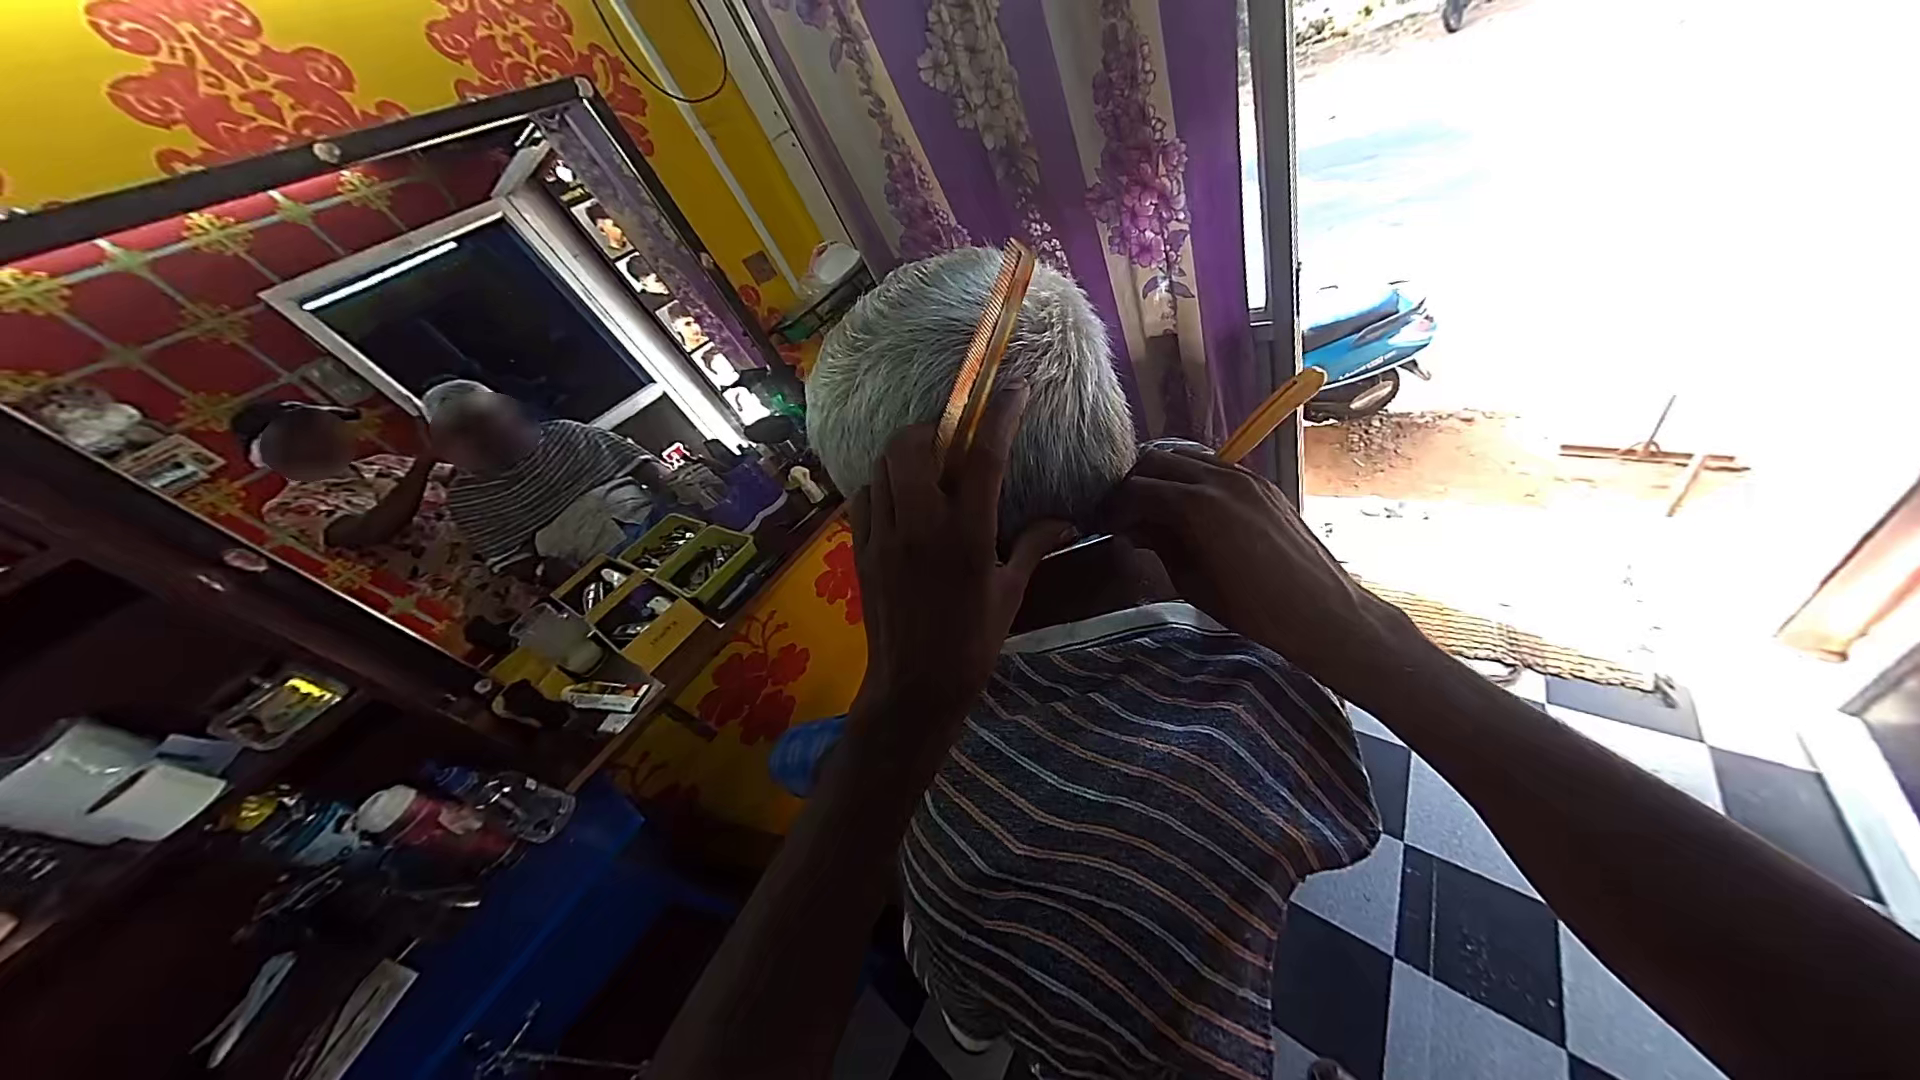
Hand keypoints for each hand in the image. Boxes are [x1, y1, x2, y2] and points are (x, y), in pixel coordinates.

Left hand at [848, 383, 1069, 760]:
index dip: (1001, 414)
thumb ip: (1034, 545)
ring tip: (926, 467)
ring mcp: (883, 536)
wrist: (916, 684)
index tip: (1014, 388)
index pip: (983, 456)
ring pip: (883, 466)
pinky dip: (881, 486)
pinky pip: (863, 497)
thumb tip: (1067, 520)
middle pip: (913, 444)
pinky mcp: (860, 550)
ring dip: (906, 455)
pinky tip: (898, 500)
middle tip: (951, 438)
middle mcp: (921, 525)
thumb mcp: (1011, 591)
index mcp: (967, 534)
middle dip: (934, 427)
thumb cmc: (973, 641)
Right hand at [1098, 448, 1418, 692]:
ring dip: (1162, 477)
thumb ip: (1158, 543)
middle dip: (1133, 483)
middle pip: (1157, 461)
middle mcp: (1219, 478)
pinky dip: (1190, 479)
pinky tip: (1187, 508)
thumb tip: (1133, 528)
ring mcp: (1244, 476)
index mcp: (1196, 505)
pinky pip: (1213, 467)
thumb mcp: (1190, 580)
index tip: (1103, 524)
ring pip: (1186, 457)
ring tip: (1152, 508)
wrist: (1323, 612)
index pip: (1137, 489)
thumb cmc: (1252, 608)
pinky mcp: (1261, 484)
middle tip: (1123, 513)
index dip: (1114, 506)